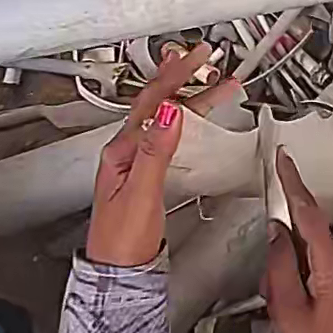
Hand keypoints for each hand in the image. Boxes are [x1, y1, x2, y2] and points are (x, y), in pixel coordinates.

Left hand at [86, 43, 216, 266]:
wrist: (119, 275)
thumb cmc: (122, 241)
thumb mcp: (140, 194)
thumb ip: (156, 152)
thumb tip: (170, 112)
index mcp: (122, 151)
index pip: (150, 103)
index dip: (174, 77)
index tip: (195, 58)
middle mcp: (127, 151)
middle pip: (157, 103)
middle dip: (182, 77)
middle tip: (205, 57)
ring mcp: (138, 160)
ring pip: (165, 117)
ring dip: (188, 95)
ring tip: (213, 81)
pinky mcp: (149, 172)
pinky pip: (170, 134)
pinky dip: (187, 118)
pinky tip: (195, 115)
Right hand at [262, 151, 332, 332]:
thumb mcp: (288, 313)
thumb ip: (278, 266)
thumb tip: (274, 231)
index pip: (308, 212)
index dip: (292, 182)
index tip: (282, 156)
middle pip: (301, 232)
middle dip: (278, 252)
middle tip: (273, 293)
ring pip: (301, 249)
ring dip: (284, 271)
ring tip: (285, 310)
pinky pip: (309, 262)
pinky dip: (292, 278)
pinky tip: (291, 308)